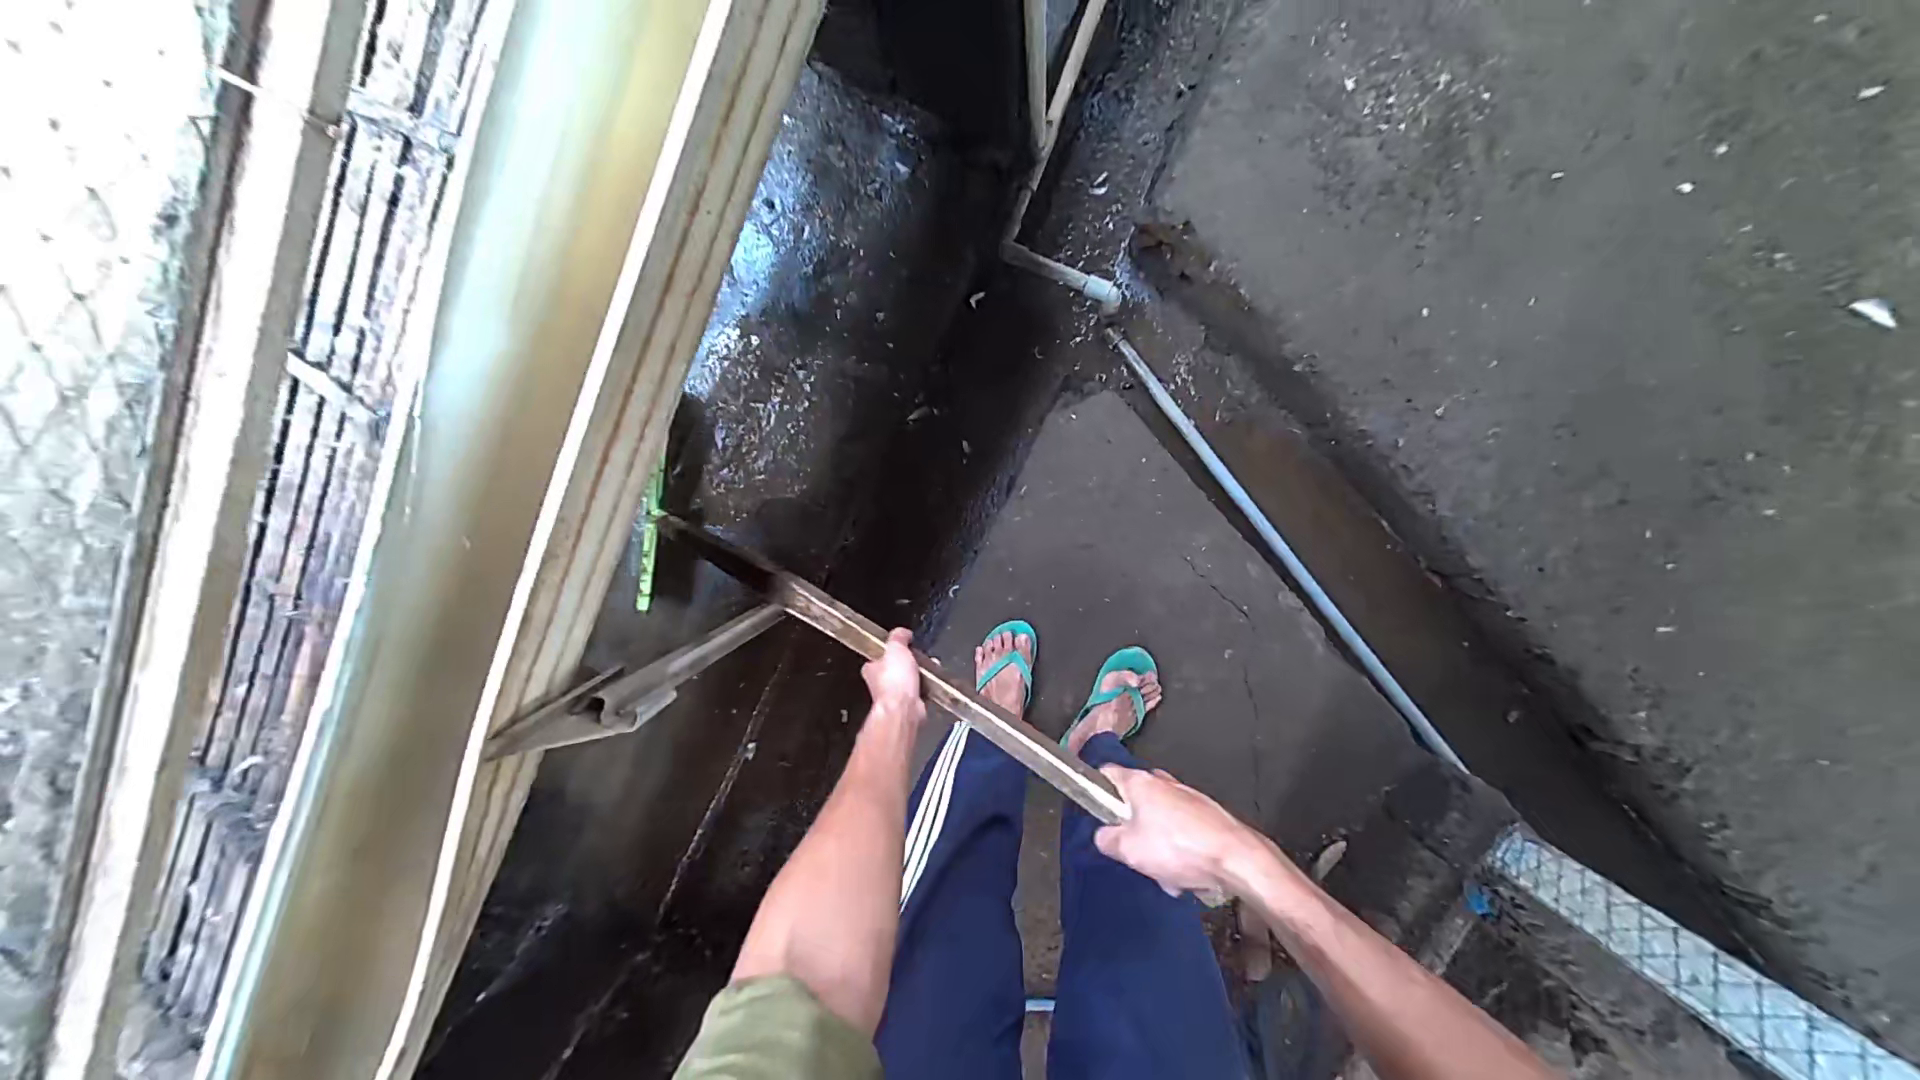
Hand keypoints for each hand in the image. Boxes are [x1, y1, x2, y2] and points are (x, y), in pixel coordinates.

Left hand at [861, 628, 925, 727]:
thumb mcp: (895, 647)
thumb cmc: (894, 681)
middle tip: (919, 656)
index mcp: (872, 669)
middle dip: (910, 661)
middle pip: (896, 667)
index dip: (891, 649)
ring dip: (920, 674)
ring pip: (909, 679)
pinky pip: (919, 691)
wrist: (904, 708)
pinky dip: (926, 687)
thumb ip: (898, 637)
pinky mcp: (908, 705)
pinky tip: (930, 683)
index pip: (879, 655)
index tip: (903, 643)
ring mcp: (894, 695)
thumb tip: (903, 632)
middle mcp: (880, 683)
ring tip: (928, 668)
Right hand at [1093, 764, 1258, 897]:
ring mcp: (1187, 796)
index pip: (1105, 773)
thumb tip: (1104, 836)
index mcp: (1139, 782)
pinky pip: (1181, 832)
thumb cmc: (1181, 849)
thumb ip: (1105, 839)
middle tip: (1134, 852)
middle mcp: (1163, 782)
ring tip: (1167, 872)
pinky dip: (1180, 850)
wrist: (1237, 860)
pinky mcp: (1205, 815)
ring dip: (1157, 846)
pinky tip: (1187, 873)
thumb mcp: (1127, 850)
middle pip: (1133, 803)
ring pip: (1158, 821)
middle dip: (1131, 830)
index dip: (1096, 790)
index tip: (1097, 812)